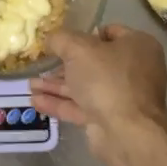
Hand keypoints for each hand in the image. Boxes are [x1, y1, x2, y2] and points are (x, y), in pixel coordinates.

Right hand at [31, 24, 166, 158]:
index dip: (84, 34)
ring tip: (30, 84)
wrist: (126, 133)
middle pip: (93, 61)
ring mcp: (122, 96)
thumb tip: (50, 38)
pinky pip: (81, 106)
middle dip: (64, 64)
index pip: (109, 32)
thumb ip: (60, 39)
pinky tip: (35, 101)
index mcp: (137, 46)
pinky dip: (59, 103)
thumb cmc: (106, 79)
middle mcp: (133, 70)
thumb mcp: (78, 49)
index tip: (62, 40)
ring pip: (84, 86)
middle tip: (41, 64)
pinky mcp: (109, 119)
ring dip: (57, 85)